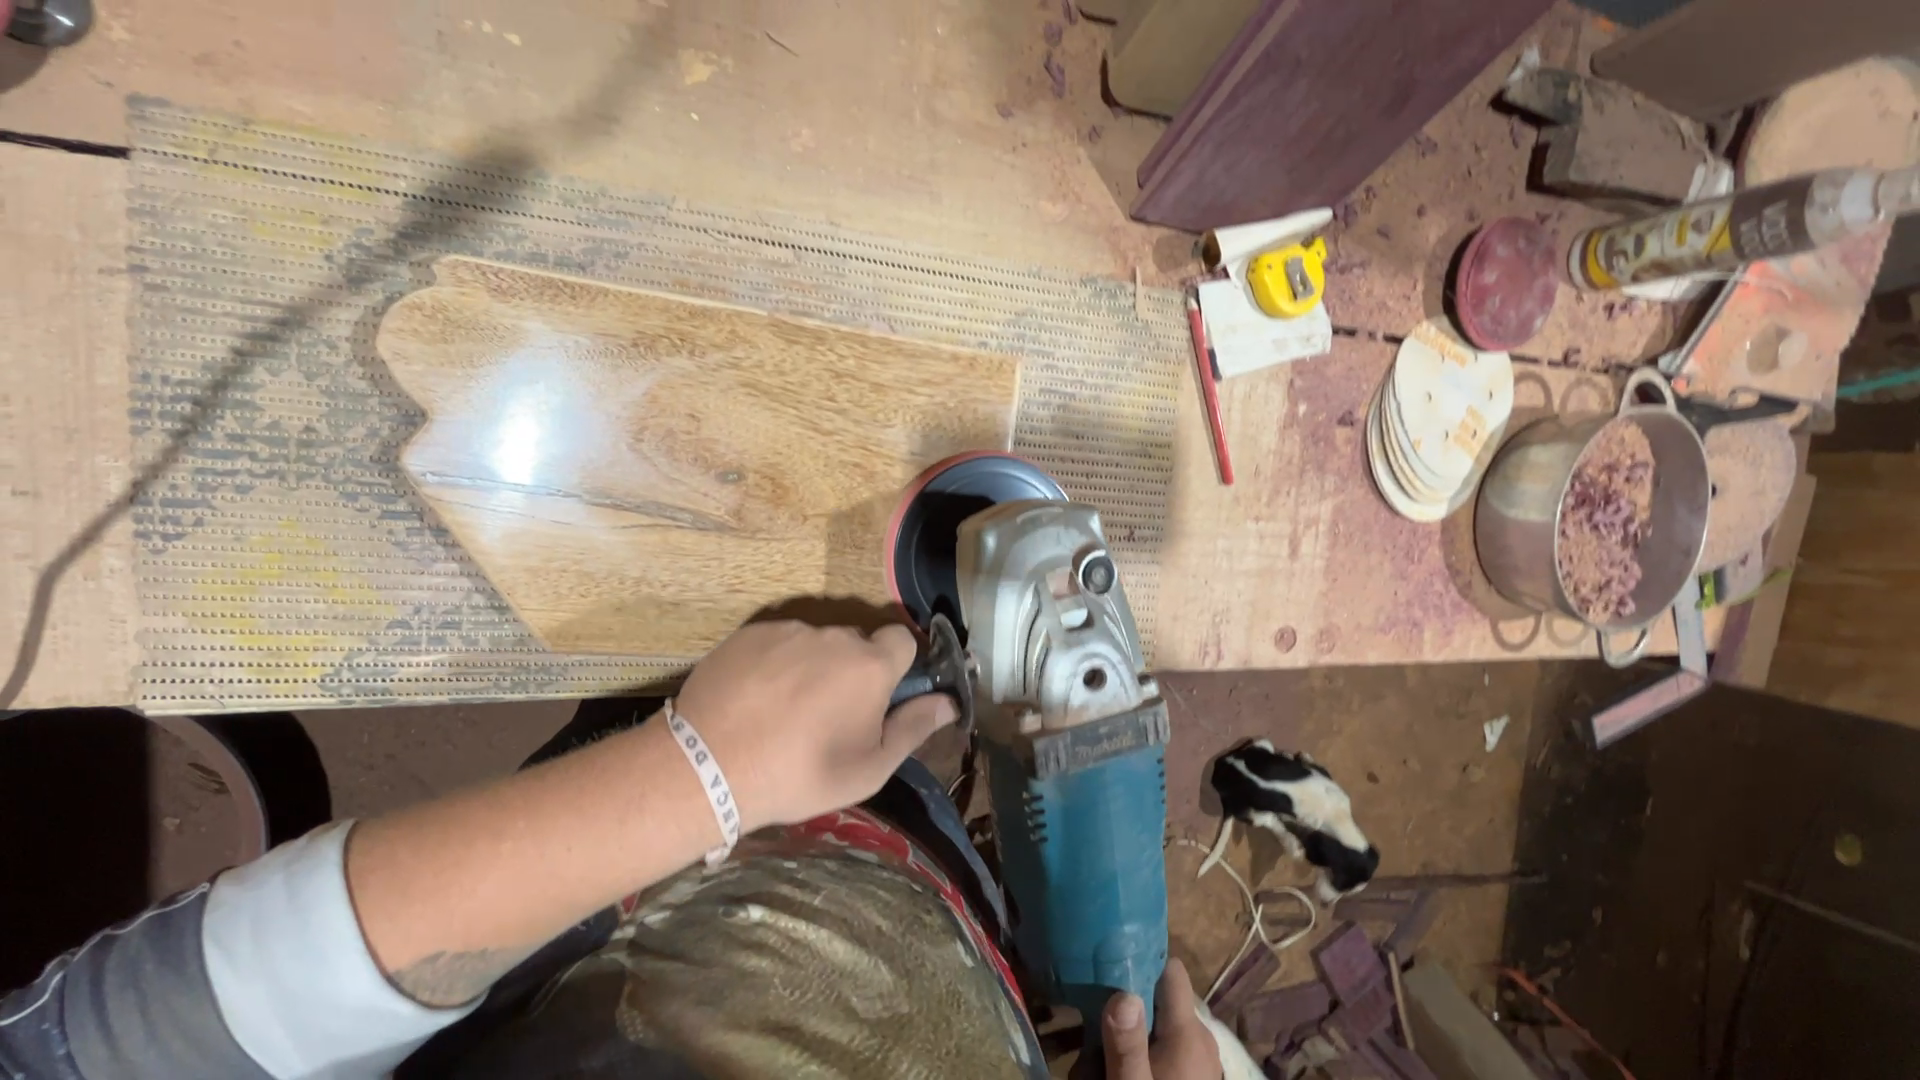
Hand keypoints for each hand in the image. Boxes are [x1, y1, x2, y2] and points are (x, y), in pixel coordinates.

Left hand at [673, 620, 957, 831]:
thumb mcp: (867, 769)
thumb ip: (913, 728)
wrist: (709, 768)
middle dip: (851, 669)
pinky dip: (775, 663)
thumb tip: (949, 702)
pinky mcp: (749, 633)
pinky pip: (777, 642)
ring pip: (815, 643)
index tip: (881, 695)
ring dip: (812, 666)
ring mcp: (788, 631)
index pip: (902, 639)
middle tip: (830, 713)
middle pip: (856, 643)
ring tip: (785, 710)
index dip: (897, 665)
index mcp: (871, 665)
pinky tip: (756, 699)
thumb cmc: (800, 775)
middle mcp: (834, 636)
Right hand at [1103, 960, 1222, 1079]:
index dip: (1142, 962)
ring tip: (1103, 1048)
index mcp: (1189, 1030)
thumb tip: (1123, 994)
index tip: (1109, 966)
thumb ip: (1127, 1045)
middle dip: (1128, 1002)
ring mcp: (1202, 1055)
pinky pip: (1171, 1044)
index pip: (1171, 970)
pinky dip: (1148, 1046)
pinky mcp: (1198, 1071)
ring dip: (1135, 1027)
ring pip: (1163, 1021)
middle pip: (1162, 997)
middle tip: (1096, 1018)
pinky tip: (1127, 1064)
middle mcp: (1201, 1035)